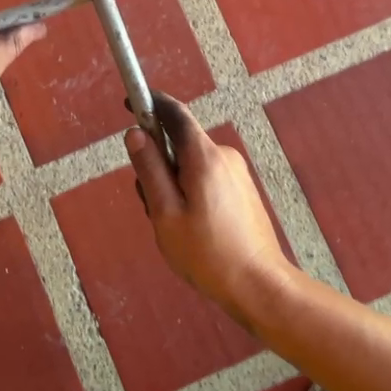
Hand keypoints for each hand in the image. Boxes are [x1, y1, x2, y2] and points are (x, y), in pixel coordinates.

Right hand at [126, 94, 292, 316]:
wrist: (260, 287)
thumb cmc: (207, 253)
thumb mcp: (165, 213)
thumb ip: (149, 169)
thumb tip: (135, 132)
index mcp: (203, 156)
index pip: (175, 113)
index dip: (150, 103)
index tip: (129, 103)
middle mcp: (223, 155)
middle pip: (179, 144)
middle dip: (159, 166)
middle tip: (154, 207)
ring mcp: (237, 173)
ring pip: (191, 165)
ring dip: (174, 185)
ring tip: (177, 227)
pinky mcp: (243, 190)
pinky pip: (206, 178)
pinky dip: (191, 193)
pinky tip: (194, 230)